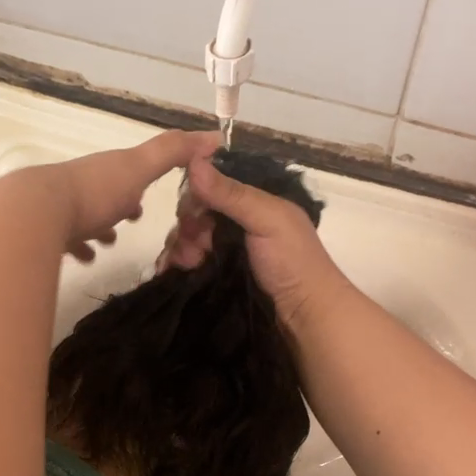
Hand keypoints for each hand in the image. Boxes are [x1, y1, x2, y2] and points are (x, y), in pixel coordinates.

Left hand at [21, 130, 220, 261]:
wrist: (40, 213)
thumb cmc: (96, 191)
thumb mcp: (140, 167)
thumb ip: (174, 152)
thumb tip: (214, 136)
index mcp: (109, 169)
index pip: (131, 170)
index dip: (145, 179)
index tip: (158, 193)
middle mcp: (86, 184)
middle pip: (108, 192)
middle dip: (120, 204)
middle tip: (133, 220)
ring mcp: (64, 207)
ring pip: (86, 215)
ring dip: (100, 227)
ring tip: (111, 243)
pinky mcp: (48, 232)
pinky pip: (67, 240)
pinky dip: (80, 248)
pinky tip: (88, 259)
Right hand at [185, 157, 352, 322]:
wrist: (303, 315)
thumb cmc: (293, 261)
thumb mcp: (267, 219)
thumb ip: (231, 193)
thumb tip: (193, 160)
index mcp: (253, 200)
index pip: (212, 187)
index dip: (195, 198)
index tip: (189, 216)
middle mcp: (237, 222)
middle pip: (197, 214)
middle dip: (187, 229)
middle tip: (192, 250)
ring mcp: (226, 250)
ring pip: (189, 239)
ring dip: (181, 249)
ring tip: (185, 265)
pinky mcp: (218, 275)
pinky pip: (189, 262)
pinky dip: (177, 265)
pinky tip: (172, 272)